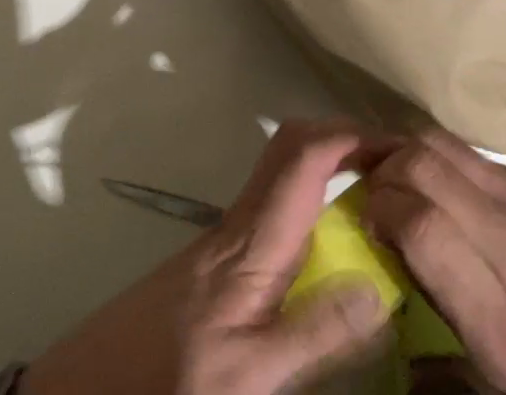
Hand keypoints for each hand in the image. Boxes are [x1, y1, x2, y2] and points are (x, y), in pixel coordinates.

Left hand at [22, 119, 398, 394]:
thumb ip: (315, 332)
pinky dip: (318, 200)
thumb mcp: (250, 372)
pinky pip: (281, 203)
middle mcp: (243, 220)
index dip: (356, 136)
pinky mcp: (226, 254)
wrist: (99, 382)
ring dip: (335, 167)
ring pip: (287, 171)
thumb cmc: (171, 374)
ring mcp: (232, 233)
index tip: (407, 148)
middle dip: (348, 139)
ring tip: (385, 200)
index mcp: (255, 237)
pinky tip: (341, 241)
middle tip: (402, 168)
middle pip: (294, 146)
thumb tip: (381, 284)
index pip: (305, 154)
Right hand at [360, 132, 505, 394]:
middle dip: (381, 171)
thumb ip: (432, 368)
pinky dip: (445, 166)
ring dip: (408, 157)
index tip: (360, 224)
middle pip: (426, 164)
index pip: (418, 221)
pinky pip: (480, 159)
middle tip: (369, 199)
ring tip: (396, 187)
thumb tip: (380, 333)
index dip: (375, 211)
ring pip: (449, 146)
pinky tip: (445, 198)